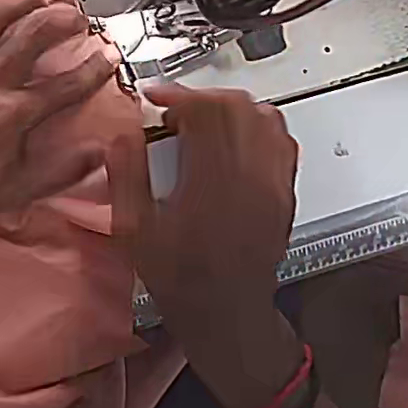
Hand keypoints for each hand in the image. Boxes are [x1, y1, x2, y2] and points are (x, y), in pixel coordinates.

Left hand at [0, 0, 116, 264]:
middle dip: (65, 21)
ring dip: (23, 0)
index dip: (94, 68)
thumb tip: (95, 153)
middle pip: (36, 34)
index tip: (106, 57)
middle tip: (77, 20)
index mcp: (11, 115)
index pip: (67, 84)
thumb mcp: (10, 196)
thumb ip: (58, 173)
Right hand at [108, 84, 303, 407]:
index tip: (155, 97)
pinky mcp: (285, 192)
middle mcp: (251, 177)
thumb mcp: (133, 231)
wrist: (227, 313)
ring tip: (201, 122)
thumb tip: (122, 137)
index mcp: (212, 184)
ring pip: (262, 116)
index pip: (206, 111)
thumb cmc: (178, 276)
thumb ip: (125, 177)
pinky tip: (233, 139)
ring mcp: (274, 183)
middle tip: (173, 111)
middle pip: (236, 106)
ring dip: (228, 108)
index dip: (177, 94)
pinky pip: (280, 139)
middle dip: (199, 97)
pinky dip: (255, 125)